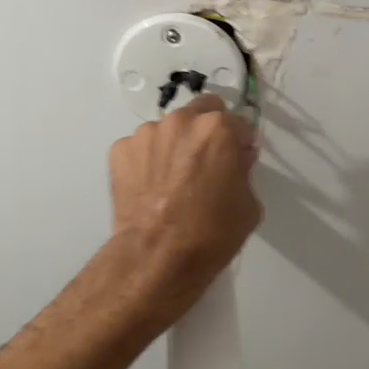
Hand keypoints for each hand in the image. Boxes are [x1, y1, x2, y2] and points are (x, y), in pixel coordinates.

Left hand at [109, 94, 261, 287]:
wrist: (157, 255)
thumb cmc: (212, 232)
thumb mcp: (248, 204)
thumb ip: (243, 171)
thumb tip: (236, 158)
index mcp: (217, 128)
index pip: (237, 123)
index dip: (239, 143)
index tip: (237, 161)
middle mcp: (180, 121)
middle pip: (199, 114)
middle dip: (205, 132)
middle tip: (204, 163)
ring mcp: (145, 133)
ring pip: (166, 130)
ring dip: (173, 146)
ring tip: (171, 180)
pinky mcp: (120, 150)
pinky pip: (140, 149)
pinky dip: (146, 161)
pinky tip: (149, 188)